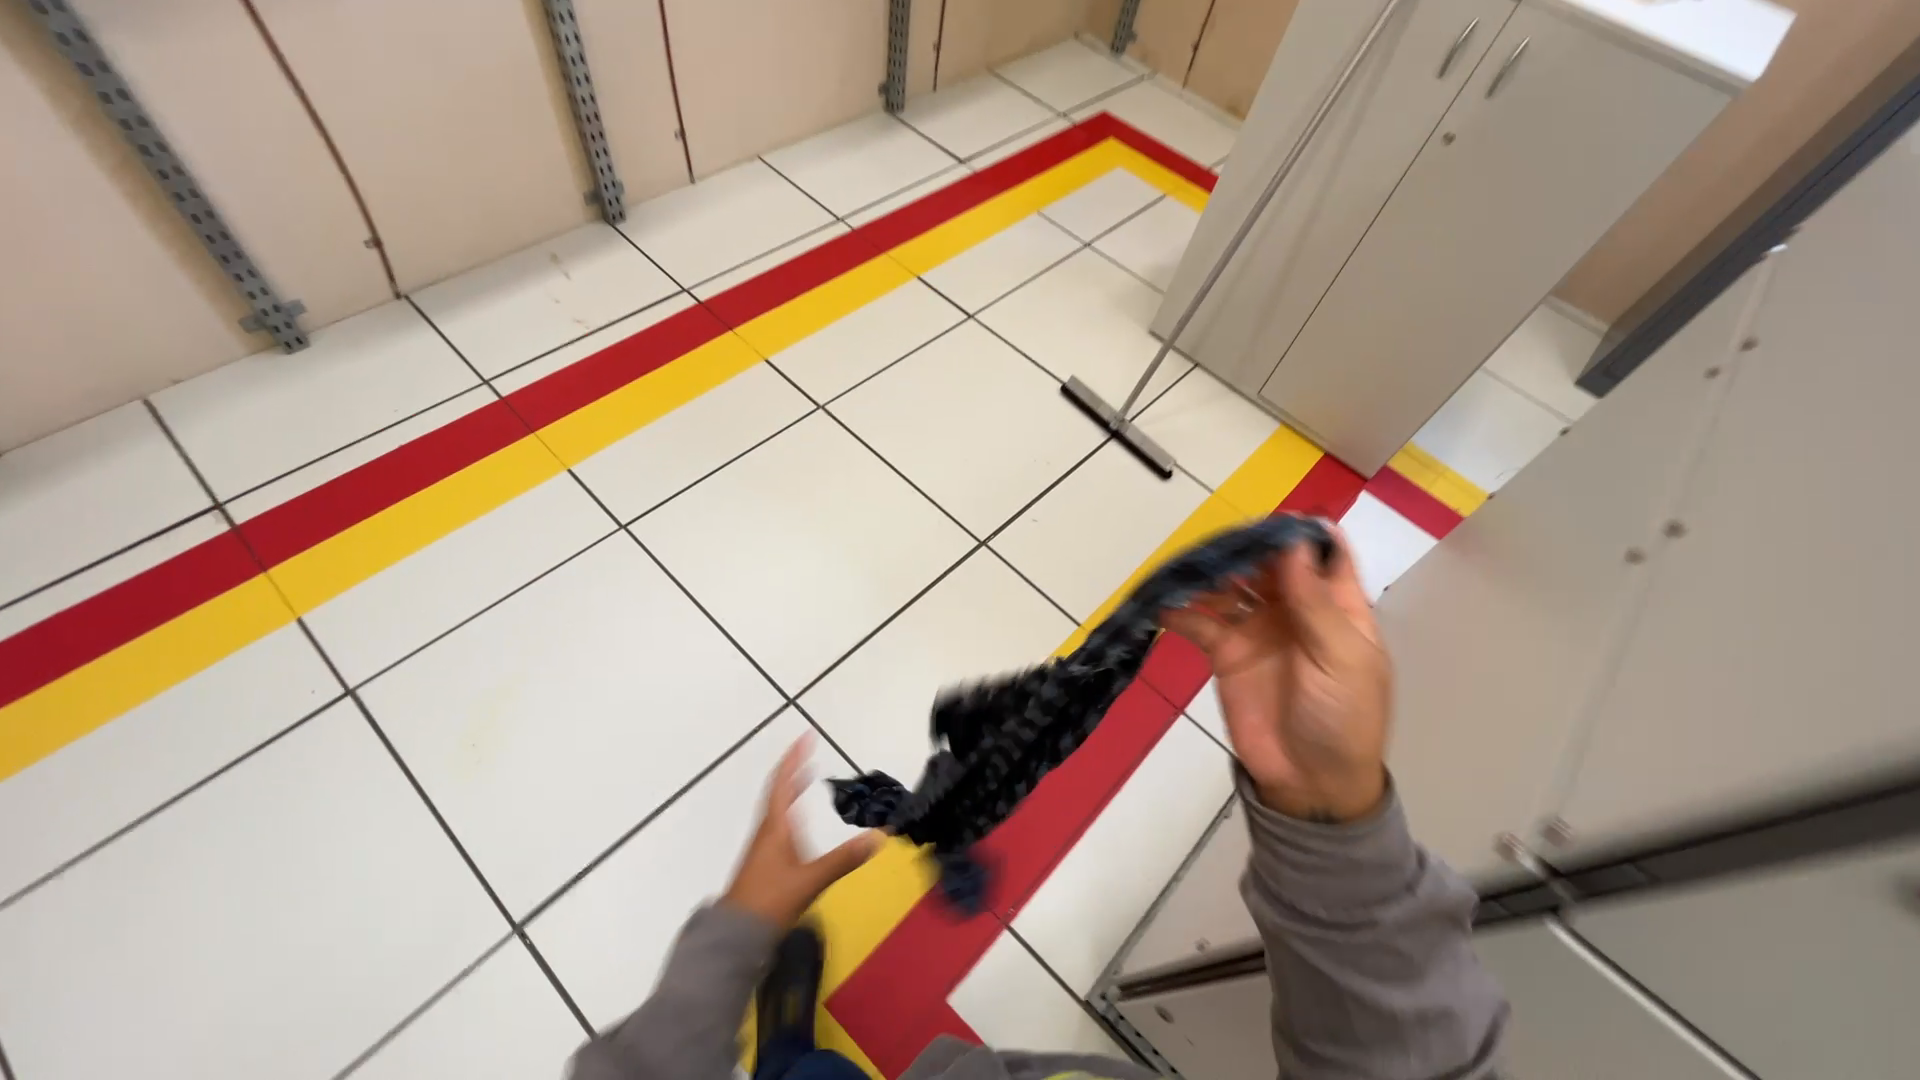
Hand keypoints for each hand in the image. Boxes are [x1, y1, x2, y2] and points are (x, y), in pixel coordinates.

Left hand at [722, 736, 880, 926]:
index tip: (807, 735)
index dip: (795, 757)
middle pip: (779, 791)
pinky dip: (792, 809)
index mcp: (776, 827)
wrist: (735, 936)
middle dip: (795, 769)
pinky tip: (801, 822)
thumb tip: (880, 835)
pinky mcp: (766, 862)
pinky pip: (780, 823)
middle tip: (810, 751)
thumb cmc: (770, 901)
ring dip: (792, 788)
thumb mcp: (812, 879)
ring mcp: (765, 847)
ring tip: (808, 776)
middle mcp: (768, 830)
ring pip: (779, 807)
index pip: (783, 782)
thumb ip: (845, 858)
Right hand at [1161, 520, 1390, 822]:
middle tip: (1216, 543)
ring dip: (1210, 575)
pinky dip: (1180, 612)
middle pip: (1267, 563)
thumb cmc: (1344, 717)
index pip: (1322, 553)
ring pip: (1230, 587)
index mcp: (1336, 606)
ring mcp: (1257, 629)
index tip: (1271, 519)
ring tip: (1185, 567)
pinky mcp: (1225, 652)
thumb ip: (1315, 602)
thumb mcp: (1341, 659)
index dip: (1300, 532)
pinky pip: (1200, 623)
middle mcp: (1294, 609)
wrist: (1310, 782)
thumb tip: (1292, 543)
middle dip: (1244, 549)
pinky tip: (1163, 604)